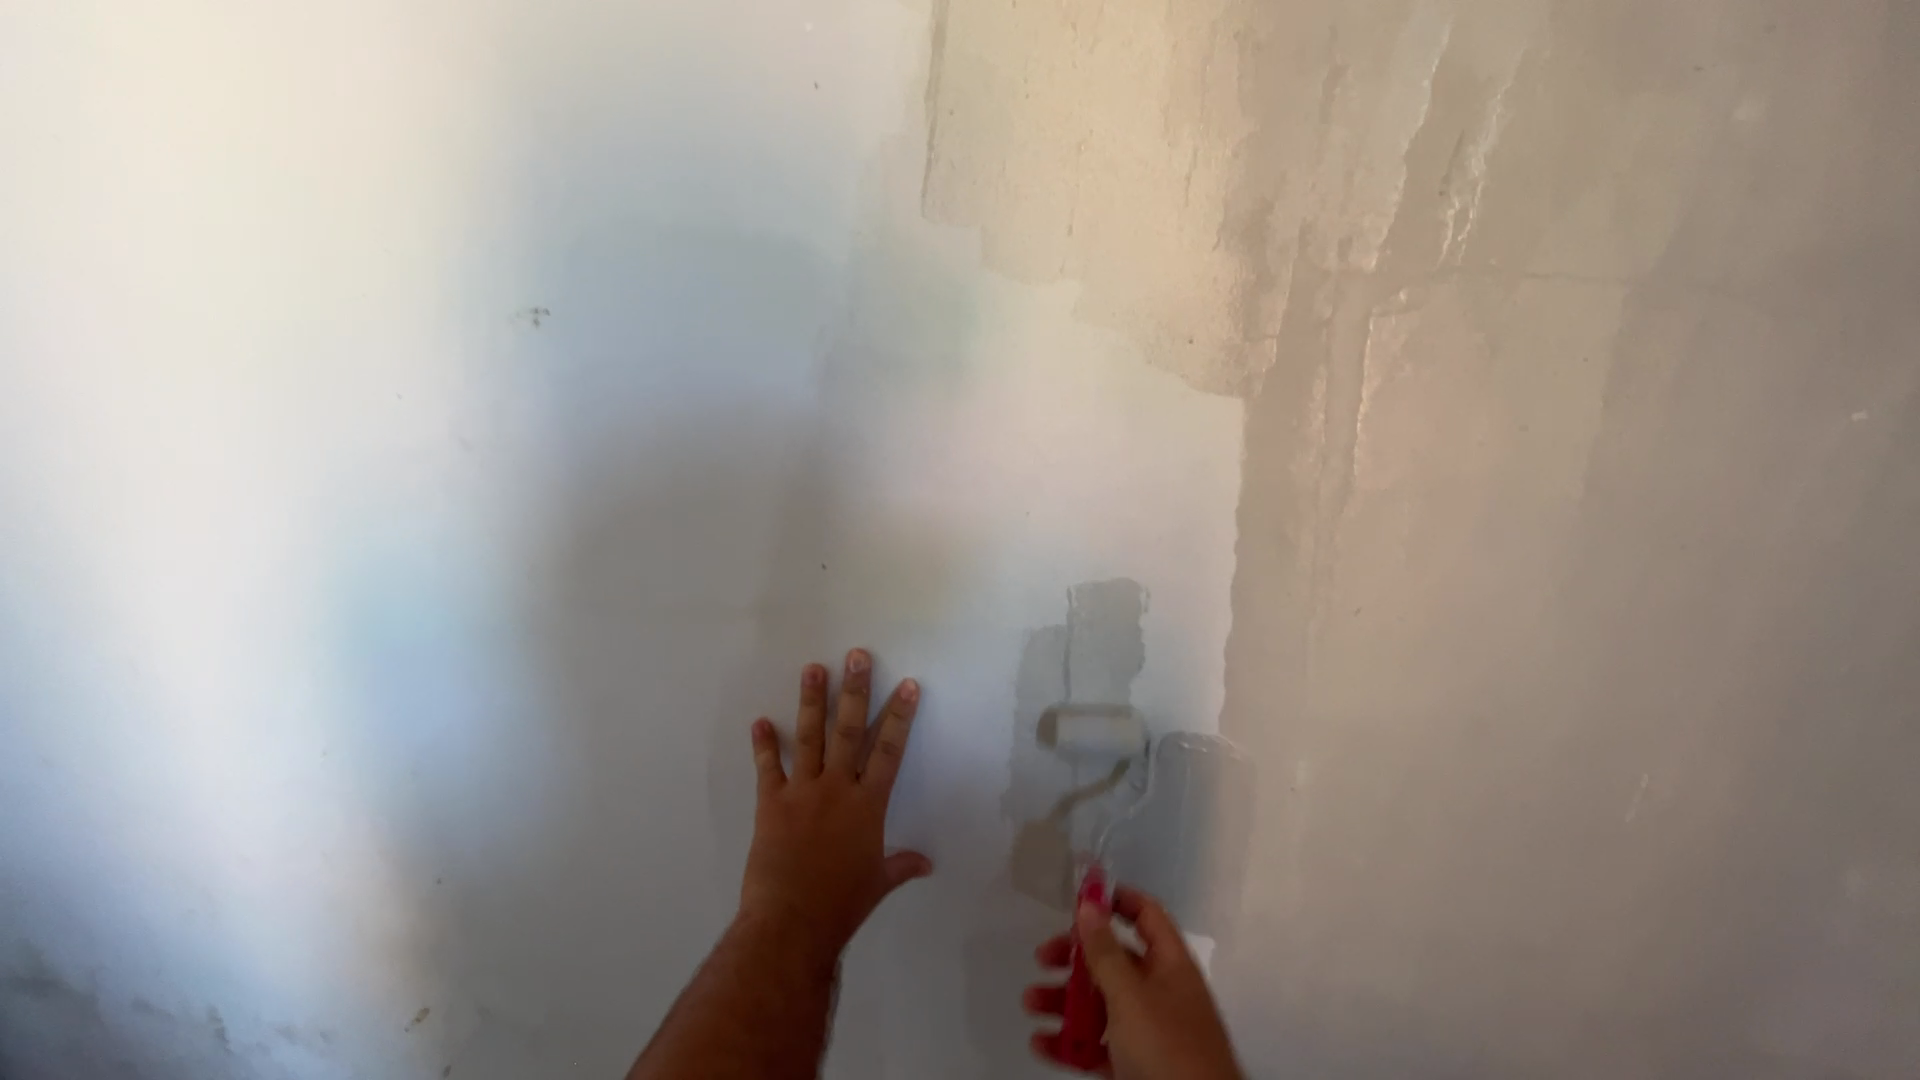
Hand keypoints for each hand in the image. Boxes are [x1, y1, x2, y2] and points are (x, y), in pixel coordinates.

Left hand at [740, 650, 931, 962]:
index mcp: (868, 805)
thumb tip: (927, 863)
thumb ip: (901, 866)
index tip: (908, 685)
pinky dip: (764, 744)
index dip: (900, 716)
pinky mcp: (771, 804)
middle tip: (857, 656)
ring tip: (813, 668)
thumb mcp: (877, 884)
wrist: (791, 922)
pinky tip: (760, 721)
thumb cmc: (841, 904)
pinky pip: (768, 767)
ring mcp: (802, 792)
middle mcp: (837, 788)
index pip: (889, 751)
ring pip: (810, 737)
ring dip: (812, 701)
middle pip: (850, 731)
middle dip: (856, 691)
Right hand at [1025, 886, 1243, 1079]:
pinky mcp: (1137, 1068)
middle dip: (1075, 958)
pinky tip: (1042, 1045)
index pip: (1145, 915)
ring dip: (1064, 1002)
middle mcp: (1161, 992)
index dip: (1115, 899)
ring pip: (1101, 1005)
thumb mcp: (1130, 997)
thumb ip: (1105, 952)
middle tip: (1042, 959)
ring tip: (1030, 1004)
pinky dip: (1071, 1043)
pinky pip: (1099, 1045)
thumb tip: (1089, 903)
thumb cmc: (1168, 1051)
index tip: (1078, 897)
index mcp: (1170, 965)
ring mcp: (1150, 1032)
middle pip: (1114, 961)